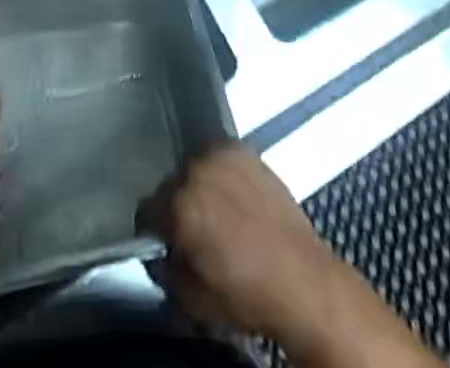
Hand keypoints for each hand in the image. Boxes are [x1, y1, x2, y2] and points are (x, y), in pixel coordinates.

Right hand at [147, 143, 344, 338]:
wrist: (303, 279)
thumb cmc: (246, 294)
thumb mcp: (191, 299)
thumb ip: (165, 269)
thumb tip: (163, 252)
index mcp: (178, 205)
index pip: (146, 210)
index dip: (154, 230)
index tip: (165, 242)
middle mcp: (196, 171)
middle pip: (172, 183)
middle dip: (178, 203)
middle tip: (194, 227)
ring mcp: (222, 156)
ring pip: (196, 167)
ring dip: (200, 184)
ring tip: (217, 209)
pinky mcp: (246, 151)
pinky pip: (220, 157)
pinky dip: (221, 171)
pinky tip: (233, 194)